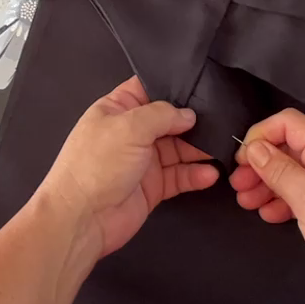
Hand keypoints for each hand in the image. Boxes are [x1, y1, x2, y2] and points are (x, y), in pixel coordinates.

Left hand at [34, 77, 219, 263]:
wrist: (81, 219)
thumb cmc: (97, 164)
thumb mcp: (129, 127)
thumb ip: (162, 115)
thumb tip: (188, 114)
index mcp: (117, 109)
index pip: (148, 88)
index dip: (172, 86)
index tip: (202, 85)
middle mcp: (131, 132)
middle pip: (169, 120)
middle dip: (193, 120)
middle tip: (223, 119)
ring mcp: (142, 160)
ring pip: (178, 148)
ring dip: (199, 148)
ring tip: (222, 147)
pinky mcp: (153, 186)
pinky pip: (179, 175)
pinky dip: (195, 174)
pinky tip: (210, 174)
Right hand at [230, 108, 304, 303]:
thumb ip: (277, 169)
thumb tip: (254, 147)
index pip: (289, 123)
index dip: (261, 134)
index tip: (241, 158)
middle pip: (290, 149)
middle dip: (261, 163)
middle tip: (238, 184)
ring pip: (295, 175)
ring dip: (268, 184)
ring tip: (246, 202)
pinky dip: (284, 202)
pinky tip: (269, 214)